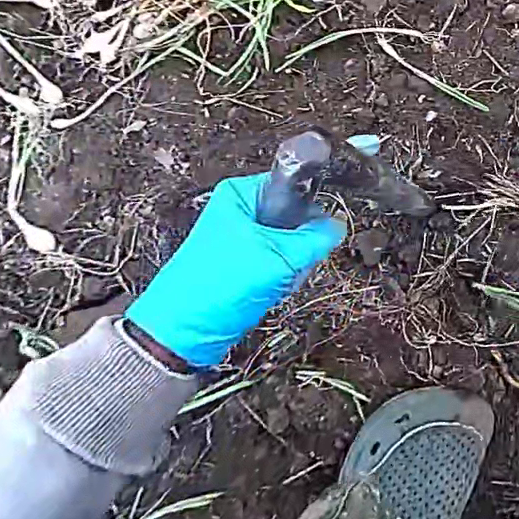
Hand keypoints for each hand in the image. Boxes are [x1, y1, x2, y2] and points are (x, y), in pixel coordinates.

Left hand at [125, 173, 346, 367]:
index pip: (292, 184)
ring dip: (292, 263)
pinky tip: (271, 289)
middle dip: (300, 242)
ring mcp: (239, 236)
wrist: (181, 334)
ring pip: (288, 240)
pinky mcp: (240, 260)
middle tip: (293, 261)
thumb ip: (317, 237)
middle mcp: (238, 209)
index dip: (311, 207)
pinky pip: (276, 259)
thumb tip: (337, 225)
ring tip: (278, 280)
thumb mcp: (281, 257)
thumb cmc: (219, 286)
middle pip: (293, 215)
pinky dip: (280, 275)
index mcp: (240, 193)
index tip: (318, 228)